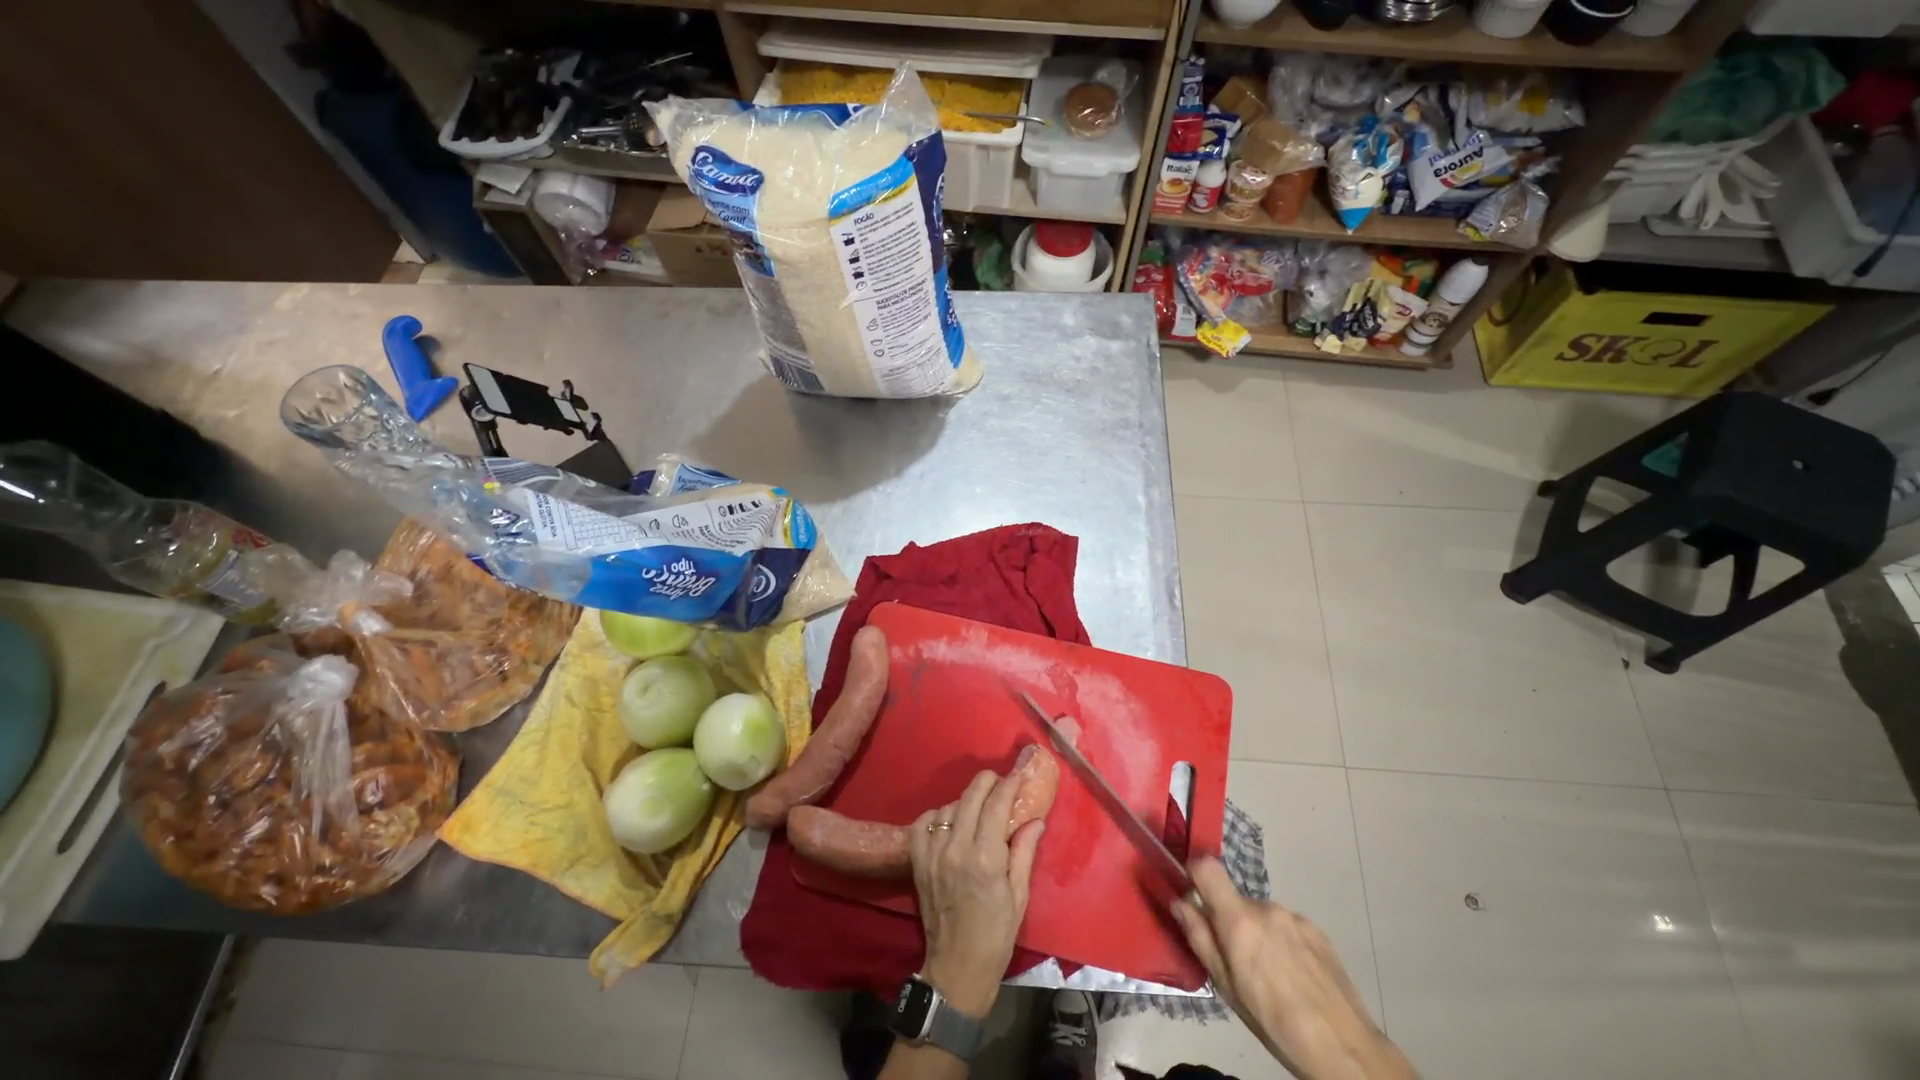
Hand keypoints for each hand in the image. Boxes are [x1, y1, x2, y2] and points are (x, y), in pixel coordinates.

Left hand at [908, 768, 1044, 1018]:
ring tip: (979, 810)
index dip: (1009, 784)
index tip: (1019, 773)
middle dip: (988, 783)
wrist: (957, 966)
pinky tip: (950, 823)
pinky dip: (937, 816)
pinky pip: (922, 824)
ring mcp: (932, 854)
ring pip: (948, 807)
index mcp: (986, 857)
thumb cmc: (997, 934)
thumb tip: (1035, 819)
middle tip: (1002, 783)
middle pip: (970, 796)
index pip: (997, 804)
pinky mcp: (917, 862)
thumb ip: (1024, 852)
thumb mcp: (1019, 895)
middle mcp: (956, 848)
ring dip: (966, 802)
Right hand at [1172, 858, 1417, 1079]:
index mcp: (1240, 921)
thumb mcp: (1226, 987)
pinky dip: (1282, 942)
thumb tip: (1179, 903)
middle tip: (1236, 962)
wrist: (1342, 1045)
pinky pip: (1287, 927)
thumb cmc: (1272, 1021)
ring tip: (1270, 975)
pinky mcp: (1319, 931)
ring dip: (1258, 934)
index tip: (1191, 895)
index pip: (1208, 868)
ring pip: (1263, 916)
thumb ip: (1200, 939)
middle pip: (1236, 901)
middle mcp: (1268, 908)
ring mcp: (1297, 918)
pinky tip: (1293, 976)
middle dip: (1230, 922)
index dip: (1194, 873)